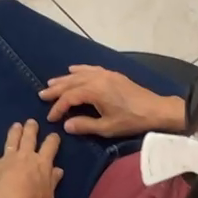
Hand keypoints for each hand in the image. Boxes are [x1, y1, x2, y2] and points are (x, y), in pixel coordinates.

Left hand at [0, 119, 61, 197]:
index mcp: (42, 162)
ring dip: (14, 132)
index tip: (54, 135)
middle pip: (29, 138)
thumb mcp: (48, 194)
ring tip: (16, 125)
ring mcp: (8, 158)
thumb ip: (53, 181)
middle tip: (31, 122)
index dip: (53, 139)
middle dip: (31, 129)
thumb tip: (58, 170)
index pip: (50, 146)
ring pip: (11, 141)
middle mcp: (26, 156)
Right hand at [39, 65, 186, 136]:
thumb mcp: (107, 127)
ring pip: (79, 75)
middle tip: (42, 95)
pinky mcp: (112, 75)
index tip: (51, 117)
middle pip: (70, 82)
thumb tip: (66, 125)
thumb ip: (85, 125)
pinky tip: (73, 70)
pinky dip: (79, 70)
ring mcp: (105, 74)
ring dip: (64, 79)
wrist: (155, 110)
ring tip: (51, 83)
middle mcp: (96, 78)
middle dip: (55, 89)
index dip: (58, 108)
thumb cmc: (131, 120)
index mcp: (94, 91)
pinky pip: (90, 69)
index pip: (69, 98)